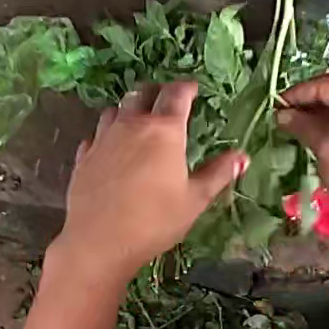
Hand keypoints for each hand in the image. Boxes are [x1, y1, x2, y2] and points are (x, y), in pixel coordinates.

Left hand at [52, 80, 245, 285]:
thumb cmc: (155, 220)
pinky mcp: (85, 156)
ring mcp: (103, 139)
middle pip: (142, 93)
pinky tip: (113, 148)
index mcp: (164, 131)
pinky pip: (97, 135)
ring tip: (139, 120)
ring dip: (130, 109)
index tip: (194, 88)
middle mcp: (131, 125)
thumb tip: (242, 157)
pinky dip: (108, 135)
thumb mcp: (195, 199)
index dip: (187, 87)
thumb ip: (218, 174)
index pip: (177, 94)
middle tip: (168, 99)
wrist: (100, 241)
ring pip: (115, 110)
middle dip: (158, 91)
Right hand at [278, 71, 328, 222]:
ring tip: (299, 115)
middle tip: (289, 106)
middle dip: (312, 92)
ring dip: (323, 102)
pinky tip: (316, 125)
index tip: (277, 104)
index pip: (328, 86)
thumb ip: (304, 126)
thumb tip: (281, 114)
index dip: (300, 92)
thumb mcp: (327, 149)